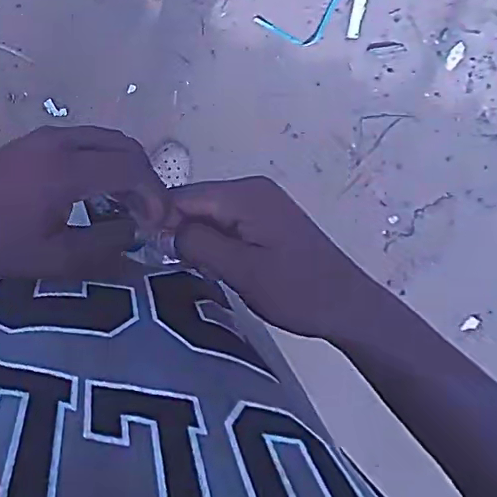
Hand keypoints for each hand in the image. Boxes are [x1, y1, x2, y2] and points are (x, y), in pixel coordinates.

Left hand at [0, 125, 168, 279]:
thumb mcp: (55, 257)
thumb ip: (104, 243)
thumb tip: (137, 230)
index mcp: (64, 170)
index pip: (130, 167)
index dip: (154, 193)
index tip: (158, 222)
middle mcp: (58, 142)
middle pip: (123, 145)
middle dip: (144, 176)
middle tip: (148, 211)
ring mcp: (44, 136)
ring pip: (104, 139)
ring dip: (124, 166)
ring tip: (126, 203)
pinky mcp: (34, 140)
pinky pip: (83, 140)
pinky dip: (102, 160)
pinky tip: (96, 191)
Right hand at [170, 176, 397, 342]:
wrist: (348, 307)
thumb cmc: (297, 291)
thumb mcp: (241, 270)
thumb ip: (197, 244)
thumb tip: (162, 230)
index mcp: (244, 194)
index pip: (181, 196)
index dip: (158, 221)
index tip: (147, 252)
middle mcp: (249, 189)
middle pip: (192, 202)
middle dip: (176, 231)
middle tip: (171, 266)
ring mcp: (258, 203)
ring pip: (205, 214)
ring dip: (194, 240)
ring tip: (193, 269)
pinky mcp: (263, 219)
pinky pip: (222, 223)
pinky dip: (212, 242)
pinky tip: (214, 266)